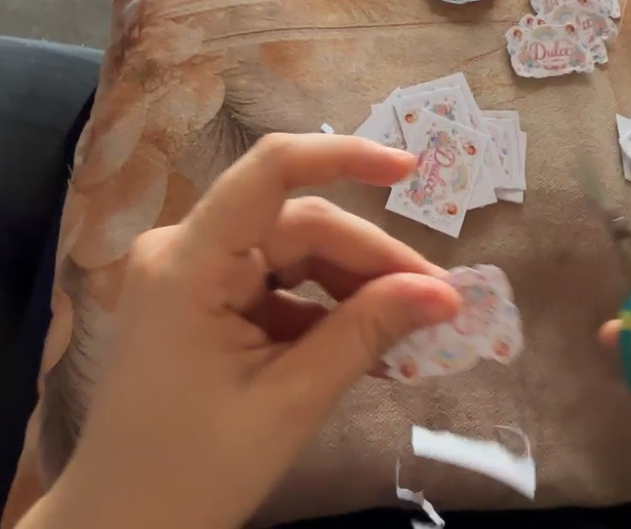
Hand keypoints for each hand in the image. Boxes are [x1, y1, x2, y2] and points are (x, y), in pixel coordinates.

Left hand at [28, 134, 461, 528]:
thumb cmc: (191, 474)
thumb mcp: (290, 402)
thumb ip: (365, 334)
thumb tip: (444, 295)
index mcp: (189, 262)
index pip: (270, 171)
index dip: (343, 156)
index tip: (408, 172)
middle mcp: (186, 248)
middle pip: (297, 223)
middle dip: (368, 258)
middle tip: (436, 298)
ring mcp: (192, 271)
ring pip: (293, 251)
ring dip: (352, 284)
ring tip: (411, 324)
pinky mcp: (204, 297)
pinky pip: (277, 282)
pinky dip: (322, 308)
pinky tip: (368, 339)